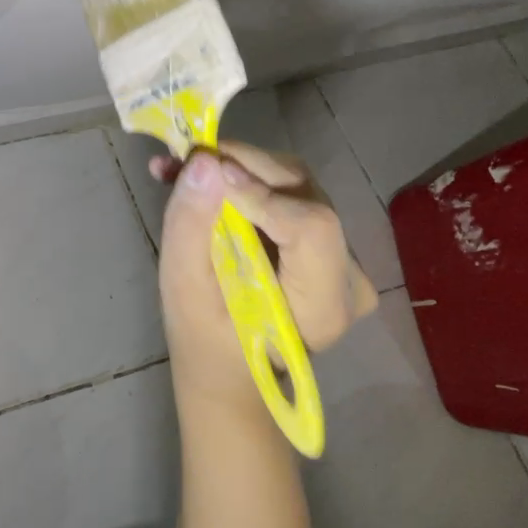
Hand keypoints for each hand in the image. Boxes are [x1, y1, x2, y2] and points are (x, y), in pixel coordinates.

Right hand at [152, 141, 377, 398]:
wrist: (229, 368)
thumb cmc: (204, 336)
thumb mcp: (184, 285)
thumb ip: (193, 224)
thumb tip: (205, 161)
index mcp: (323, 304)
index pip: (311, 225)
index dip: (259, 192)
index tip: (203, 172)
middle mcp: (348, 275)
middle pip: (303, 194)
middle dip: (239, 166)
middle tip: (179, 160)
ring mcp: (342, 256)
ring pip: (295, 185)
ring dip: (236, 167)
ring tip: (181, 168)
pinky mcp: (326, 242)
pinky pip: (289, 193)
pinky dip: (244, 179)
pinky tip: (205, 179)